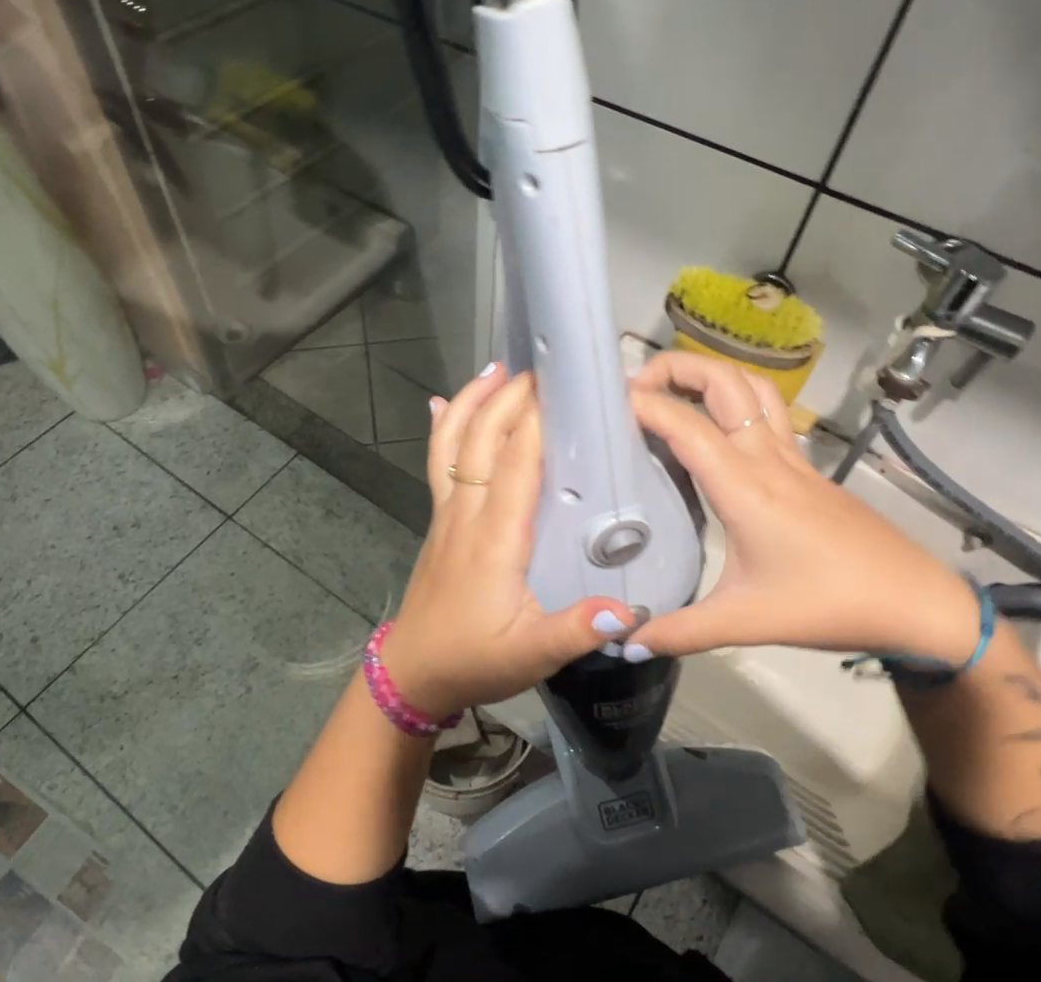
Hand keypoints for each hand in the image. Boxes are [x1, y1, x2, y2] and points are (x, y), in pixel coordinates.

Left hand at [380, 365, 628, 719]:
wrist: (413, 673)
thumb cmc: (475, 659)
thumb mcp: (532, 655)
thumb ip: (576, 631)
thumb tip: (627, 609)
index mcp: (495, 539)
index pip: (514, 464)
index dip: (534, 422)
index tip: (560, 386)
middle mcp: (467, 515)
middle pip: (482, 441)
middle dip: (508, 399)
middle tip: (540, 367)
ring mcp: (447, 515)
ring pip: (453, 444)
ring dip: (472, 402)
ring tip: (495, 369)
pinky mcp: (439, 523)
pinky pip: (438, 463)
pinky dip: (442, 429)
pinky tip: (442, 405)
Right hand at [622, 352, 979, 662]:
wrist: (912, 600)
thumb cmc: (828, 604)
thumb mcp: (745, 621)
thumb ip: (680, 631)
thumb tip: (623, 642)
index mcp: (744, 485)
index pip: (684, 425)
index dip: (641, 406)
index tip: (602, 406)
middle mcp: (766, 456)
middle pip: (723, 380)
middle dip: (676, 367)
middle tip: (633, 386)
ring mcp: (791, 457)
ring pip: (751, 387)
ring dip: (710, 374)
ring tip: (671, 391)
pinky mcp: (806, 468)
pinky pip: (766, 413)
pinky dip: (732, 400)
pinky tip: (714, 432)